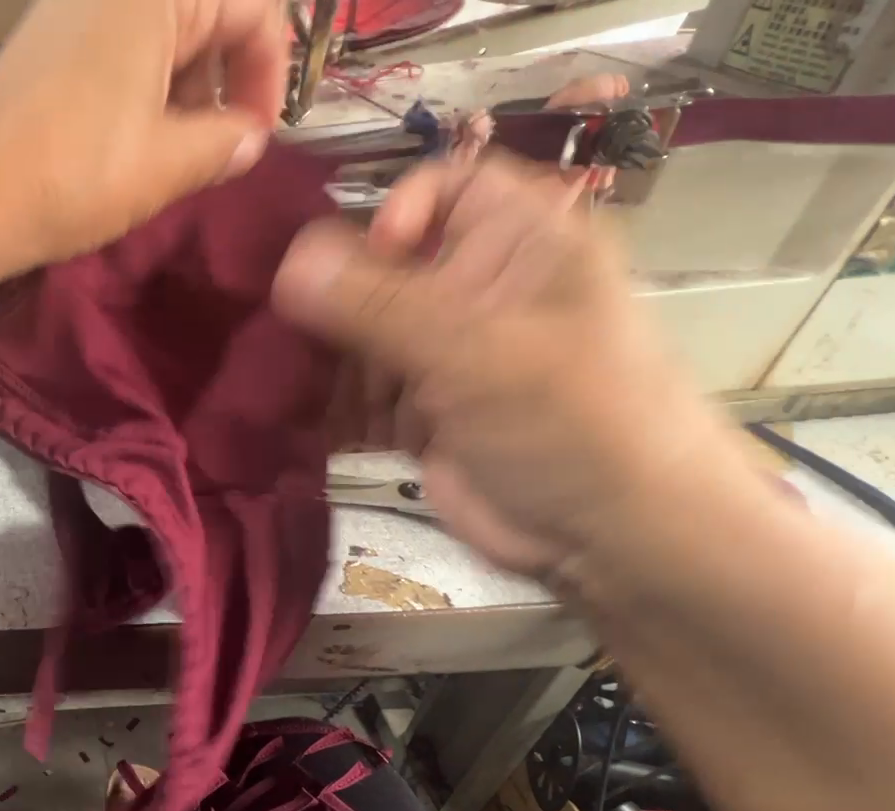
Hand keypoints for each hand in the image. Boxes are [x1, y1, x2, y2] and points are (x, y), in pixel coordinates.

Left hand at [0, 0, 287, 276]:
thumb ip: (222, 144)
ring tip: (170, 158)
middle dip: (221, 83)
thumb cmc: (69, 179)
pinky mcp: (40, 46)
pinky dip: (137, 92)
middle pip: (203, 15)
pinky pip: (113, 52)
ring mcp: (67, 10)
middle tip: (213, 152)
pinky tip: (127, 147)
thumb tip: (250, 140)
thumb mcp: (163, 166)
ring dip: (179, 93)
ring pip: (157, 37)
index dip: (268, 74)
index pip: (252, 8)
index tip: (256, 139)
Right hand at [272, 155, 745, 579]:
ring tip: (308, 390)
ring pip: (358, 334)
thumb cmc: (572, 422)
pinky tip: (316, 423)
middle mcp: (474, 292)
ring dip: (328, 363)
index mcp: (518, 248)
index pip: (447, 188)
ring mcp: (442, 356)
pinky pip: (357, 393)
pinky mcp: (417, 412)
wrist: (609, 538)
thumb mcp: (476, 352)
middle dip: (337, 302)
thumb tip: (285, 264)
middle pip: (382, 268)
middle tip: (299, 338)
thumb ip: (377, 305)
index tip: (362, 264)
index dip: (397, 211)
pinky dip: (333, 408)